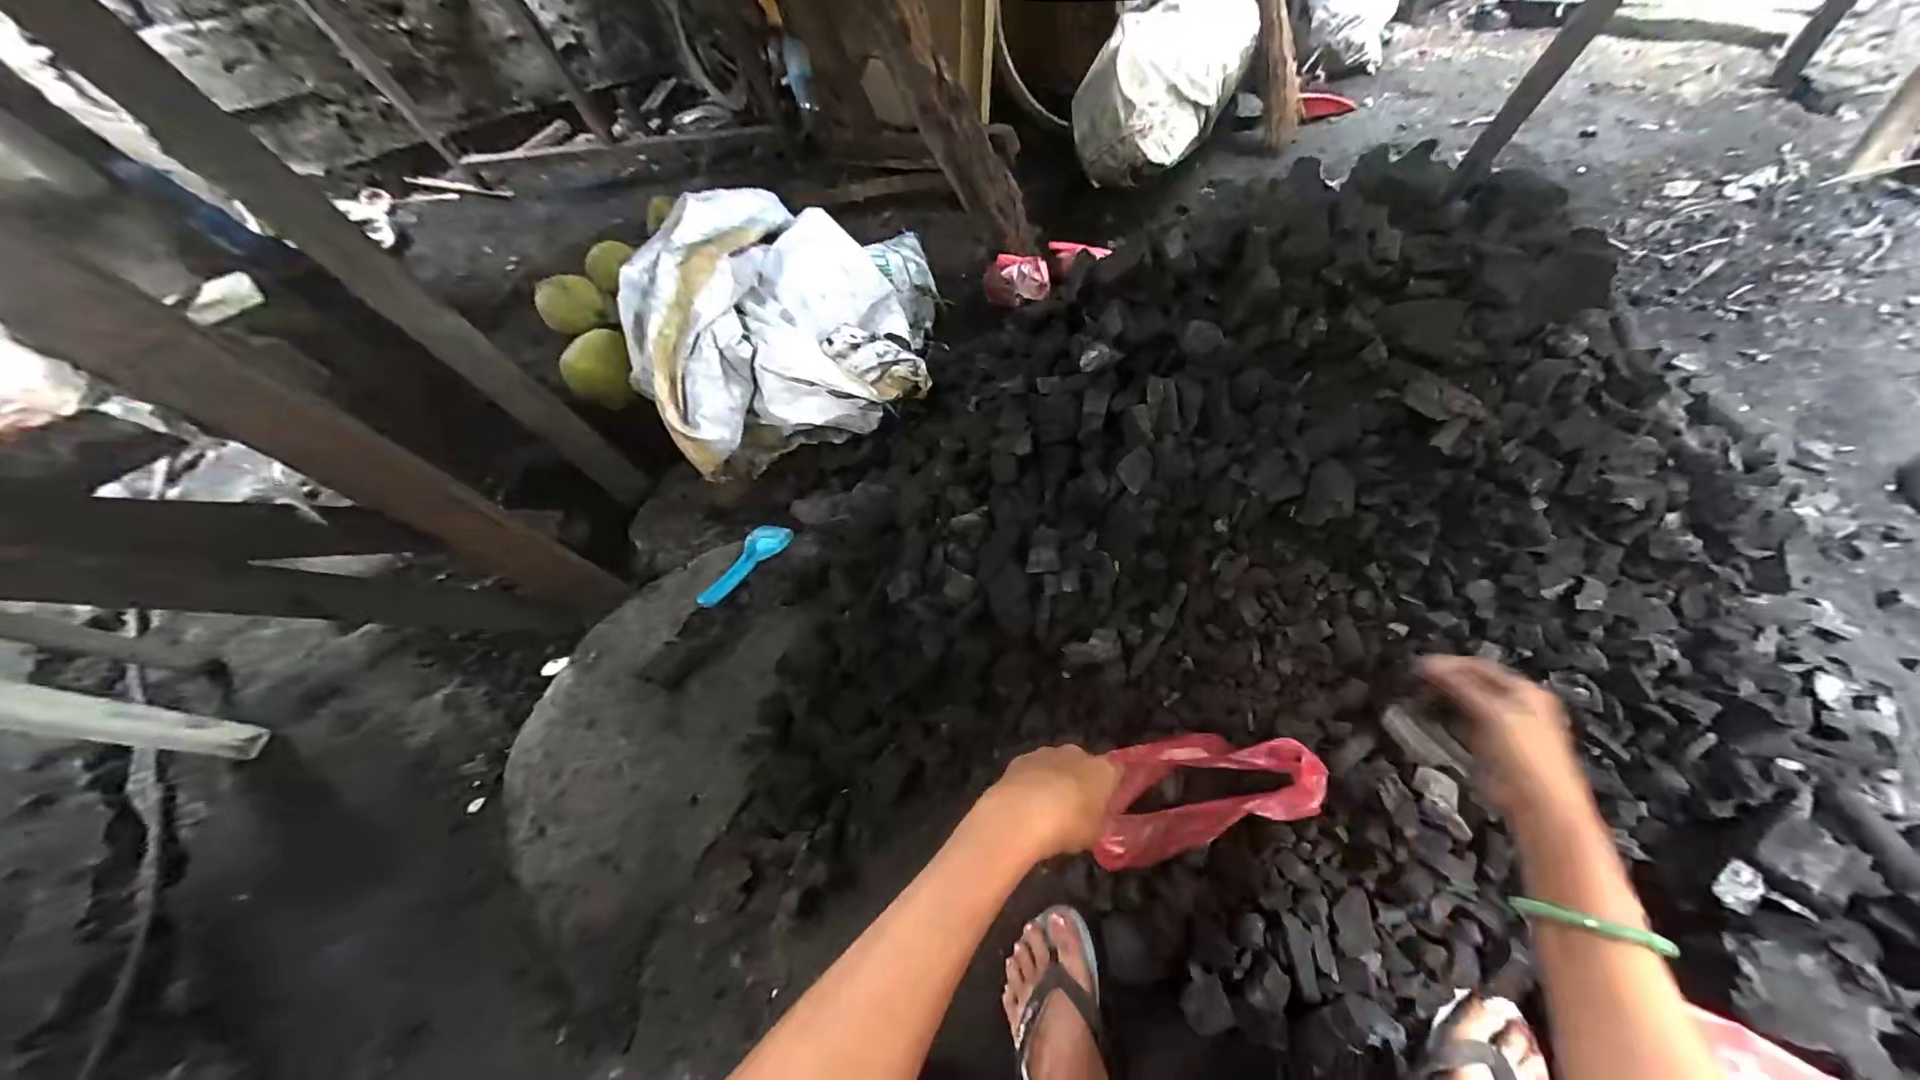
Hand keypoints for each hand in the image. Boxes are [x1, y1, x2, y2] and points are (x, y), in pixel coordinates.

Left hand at [980, 745, 1123, 860]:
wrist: (1020, 814)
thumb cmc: (1068, 825)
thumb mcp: (1094, 835)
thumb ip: (1099, 822)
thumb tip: (1097, 818)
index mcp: (1102, 770)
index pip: (1117, 770)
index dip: (1114, 785)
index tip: (1109, 801)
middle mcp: (1077, 754)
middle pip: (1085, 764)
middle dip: (1082, 781)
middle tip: (1077, 807)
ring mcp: (1047, 752)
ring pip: (1057, 765)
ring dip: (1055, 780)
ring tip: (1047, 808)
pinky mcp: (1022, 758)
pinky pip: (1033, 769)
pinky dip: (1032, 781)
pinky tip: (1025, 803)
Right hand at [1417, 655, 1589, 816]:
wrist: (1537, 803)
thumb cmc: (1529, 758)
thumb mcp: (1491, 711)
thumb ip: (1459, 685)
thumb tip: (1430, 665)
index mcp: (1526, 692)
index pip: (1479, 667)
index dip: (1449, 664)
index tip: (1422, 665)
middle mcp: (1517, 707)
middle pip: (1472, 683)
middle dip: (1444, 680)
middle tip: (1417, 678)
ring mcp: (1504, 727)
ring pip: (1465, 702)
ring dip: (1442, 697)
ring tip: (1419, 694)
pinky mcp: (1489, 746)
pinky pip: (1462, 722)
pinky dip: (1445, 716)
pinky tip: (1431, 716)